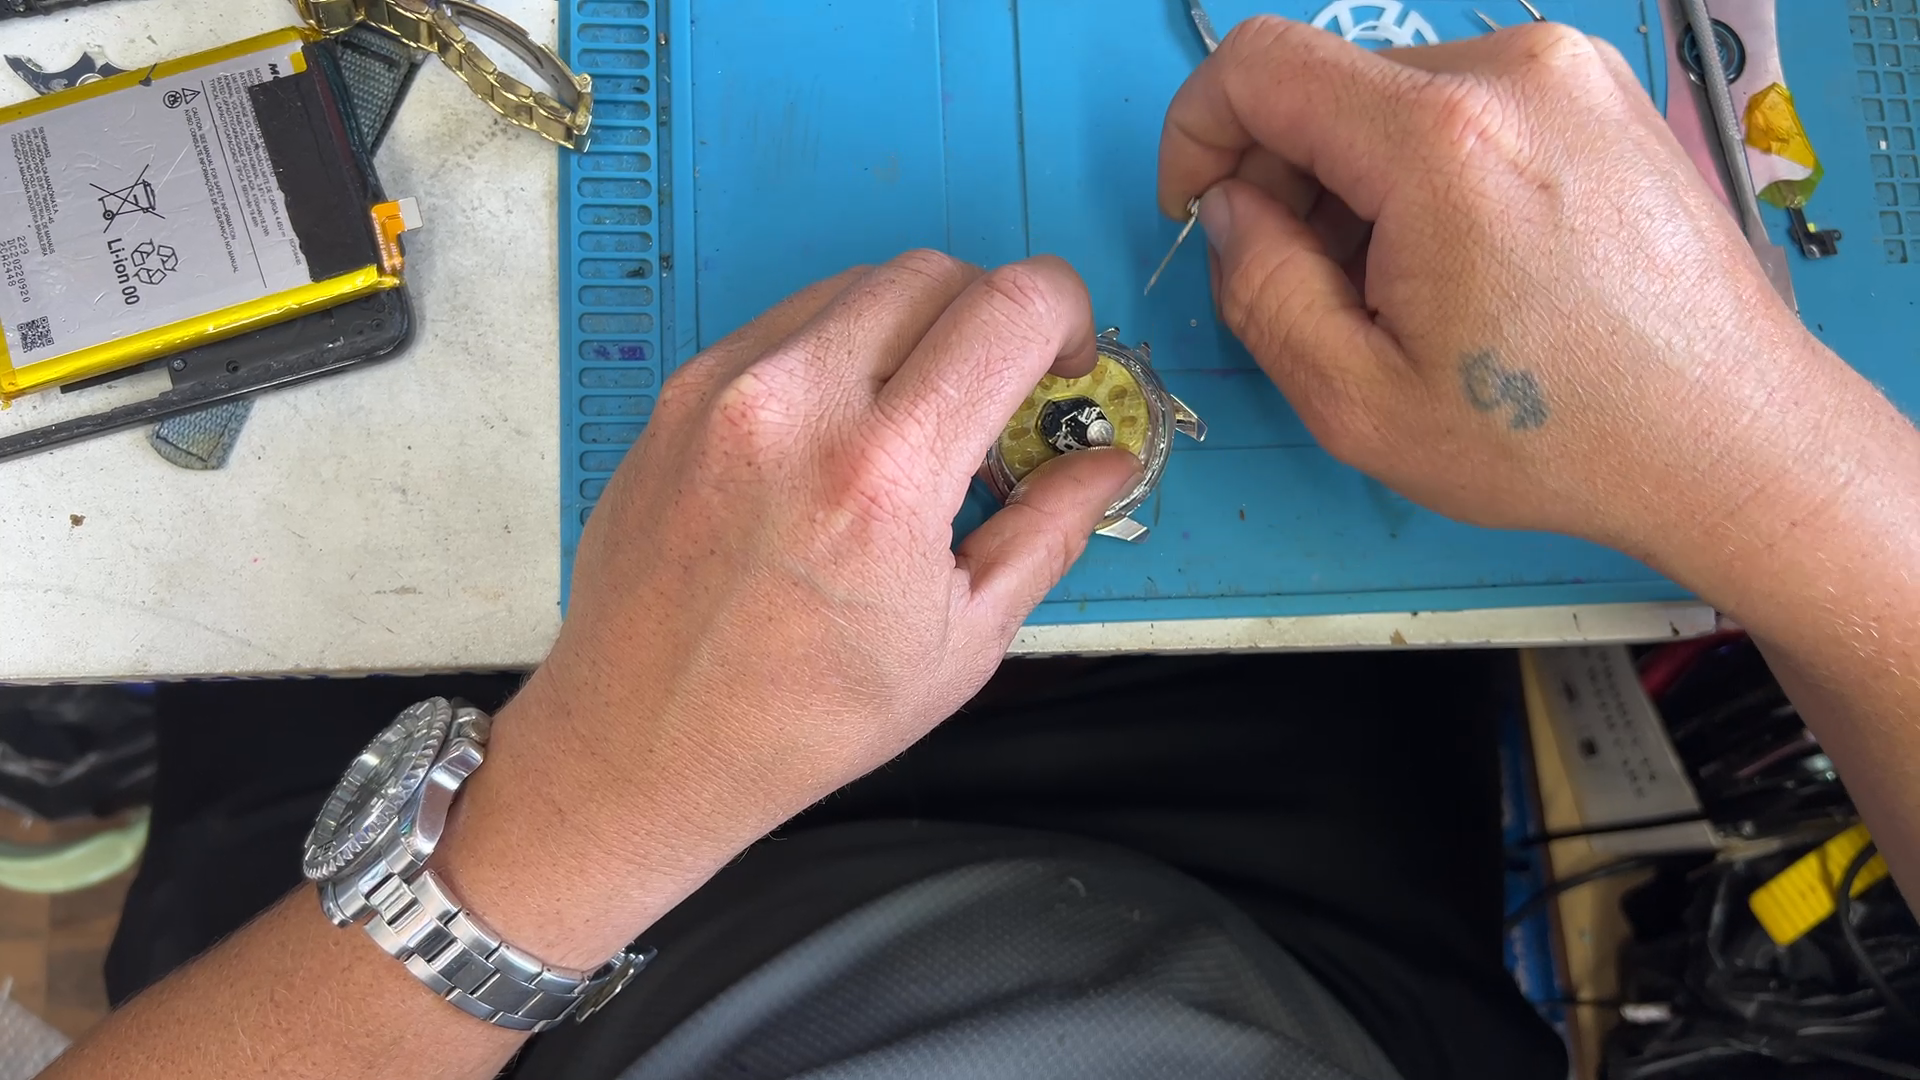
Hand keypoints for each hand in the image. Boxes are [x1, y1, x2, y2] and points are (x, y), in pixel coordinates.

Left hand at [438, 253, 1139, 963]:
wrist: (643, 743)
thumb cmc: (809, 717)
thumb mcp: (962, 642)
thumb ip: (1050, 531)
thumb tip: (1105, 464)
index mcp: (884, 474)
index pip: (1010, 307)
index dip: (1065, 313)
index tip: (1063, 363)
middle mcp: (796, 403)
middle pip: (935, 274)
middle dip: (994, 316)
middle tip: (998, 394)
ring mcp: (723, 386)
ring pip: (860, 284)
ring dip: (917, 326)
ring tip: (916, 414)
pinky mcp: (680, 394)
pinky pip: (789, 322)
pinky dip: (843, 346)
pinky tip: (841, 424)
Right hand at [1156, 18, 1892, 567]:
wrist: (1722, 441)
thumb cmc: (1527, 437)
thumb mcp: (1350, 396)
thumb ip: (1260, 289)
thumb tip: (1229, 209)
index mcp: (1439, 142)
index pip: (1259, 67)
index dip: (1194, 135)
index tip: (1196, 217)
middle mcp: (1511, 69)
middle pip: (1320, 88)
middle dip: (1272, 184)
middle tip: (1297, 290)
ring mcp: (1566, 74)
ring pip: (1377, 106)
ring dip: (1336, 193)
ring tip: (1377, 294)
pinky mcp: (1592, 98)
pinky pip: (1443, 116)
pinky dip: (1398, 183)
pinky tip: (1435, 267)